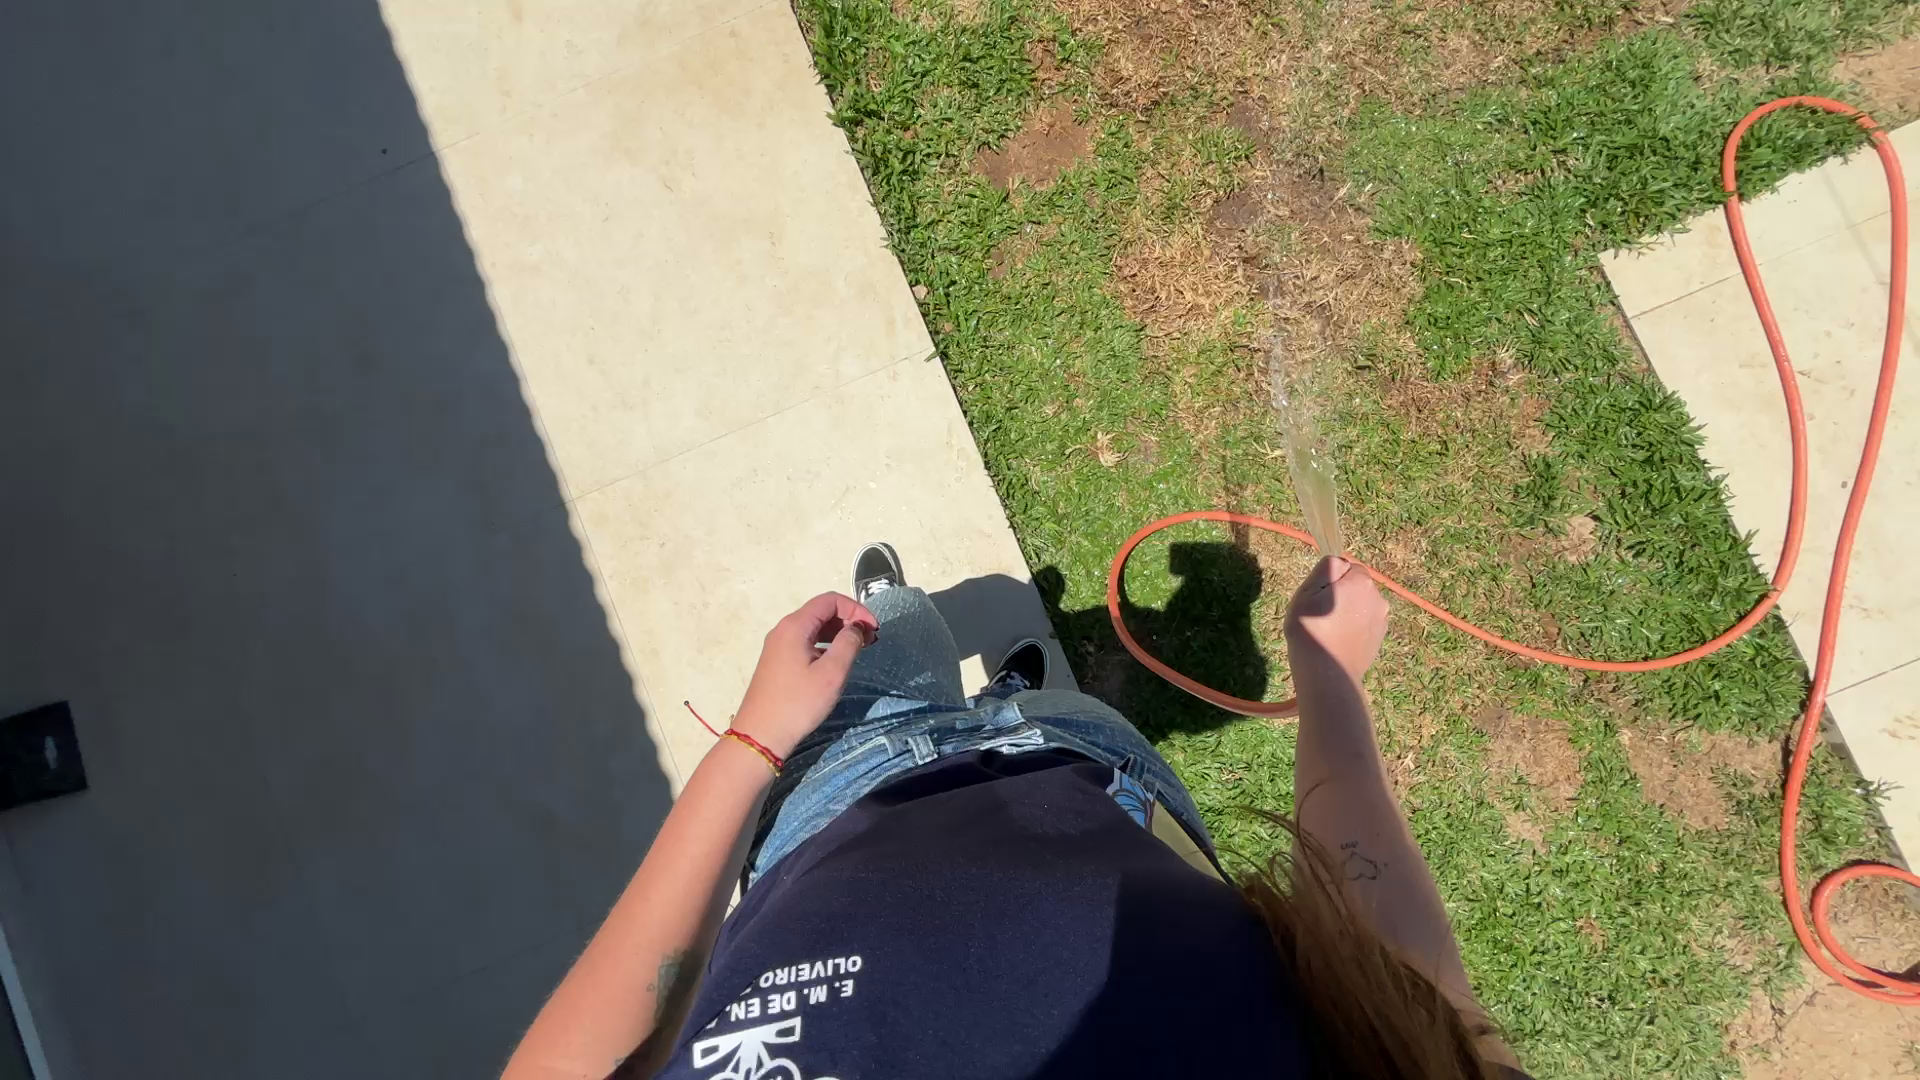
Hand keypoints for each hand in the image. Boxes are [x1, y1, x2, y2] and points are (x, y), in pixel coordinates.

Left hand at [731, 592, 877, 759]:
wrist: (761, 735)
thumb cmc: (798, 703)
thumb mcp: (831, 673)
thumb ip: (848, 643)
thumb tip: (856, 627)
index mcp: (795, 626)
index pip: (830, 600)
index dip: (856, 609)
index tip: (874, 629)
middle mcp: (784, 629)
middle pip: (821, 611)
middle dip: (849, 620)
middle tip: (871, 640)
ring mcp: (779, 645)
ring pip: (814, 627)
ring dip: (838, 633)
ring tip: (859, 649)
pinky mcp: (778, 661)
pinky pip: (806, 641)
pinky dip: (825, 644)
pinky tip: (837, 661)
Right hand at [1284, 557, 1387, 682]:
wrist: (1327, 671)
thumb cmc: (1311, 628)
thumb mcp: (1308, 591)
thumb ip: (1327, 568)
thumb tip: (1339, 561)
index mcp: (1361, 581)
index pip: (1345, 567)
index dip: (1328, 579)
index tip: (1315, 596)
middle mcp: (1378, 598)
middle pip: (1354, 586)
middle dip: (1339, 594)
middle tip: (1317, 612)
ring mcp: (1381, 620)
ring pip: (1359, 606)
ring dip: (1346, 611)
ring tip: (1326, 629)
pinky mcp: (1379, 639)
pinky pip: (1362, 624)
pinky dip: (1352, 628)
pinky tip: (1337, 641)